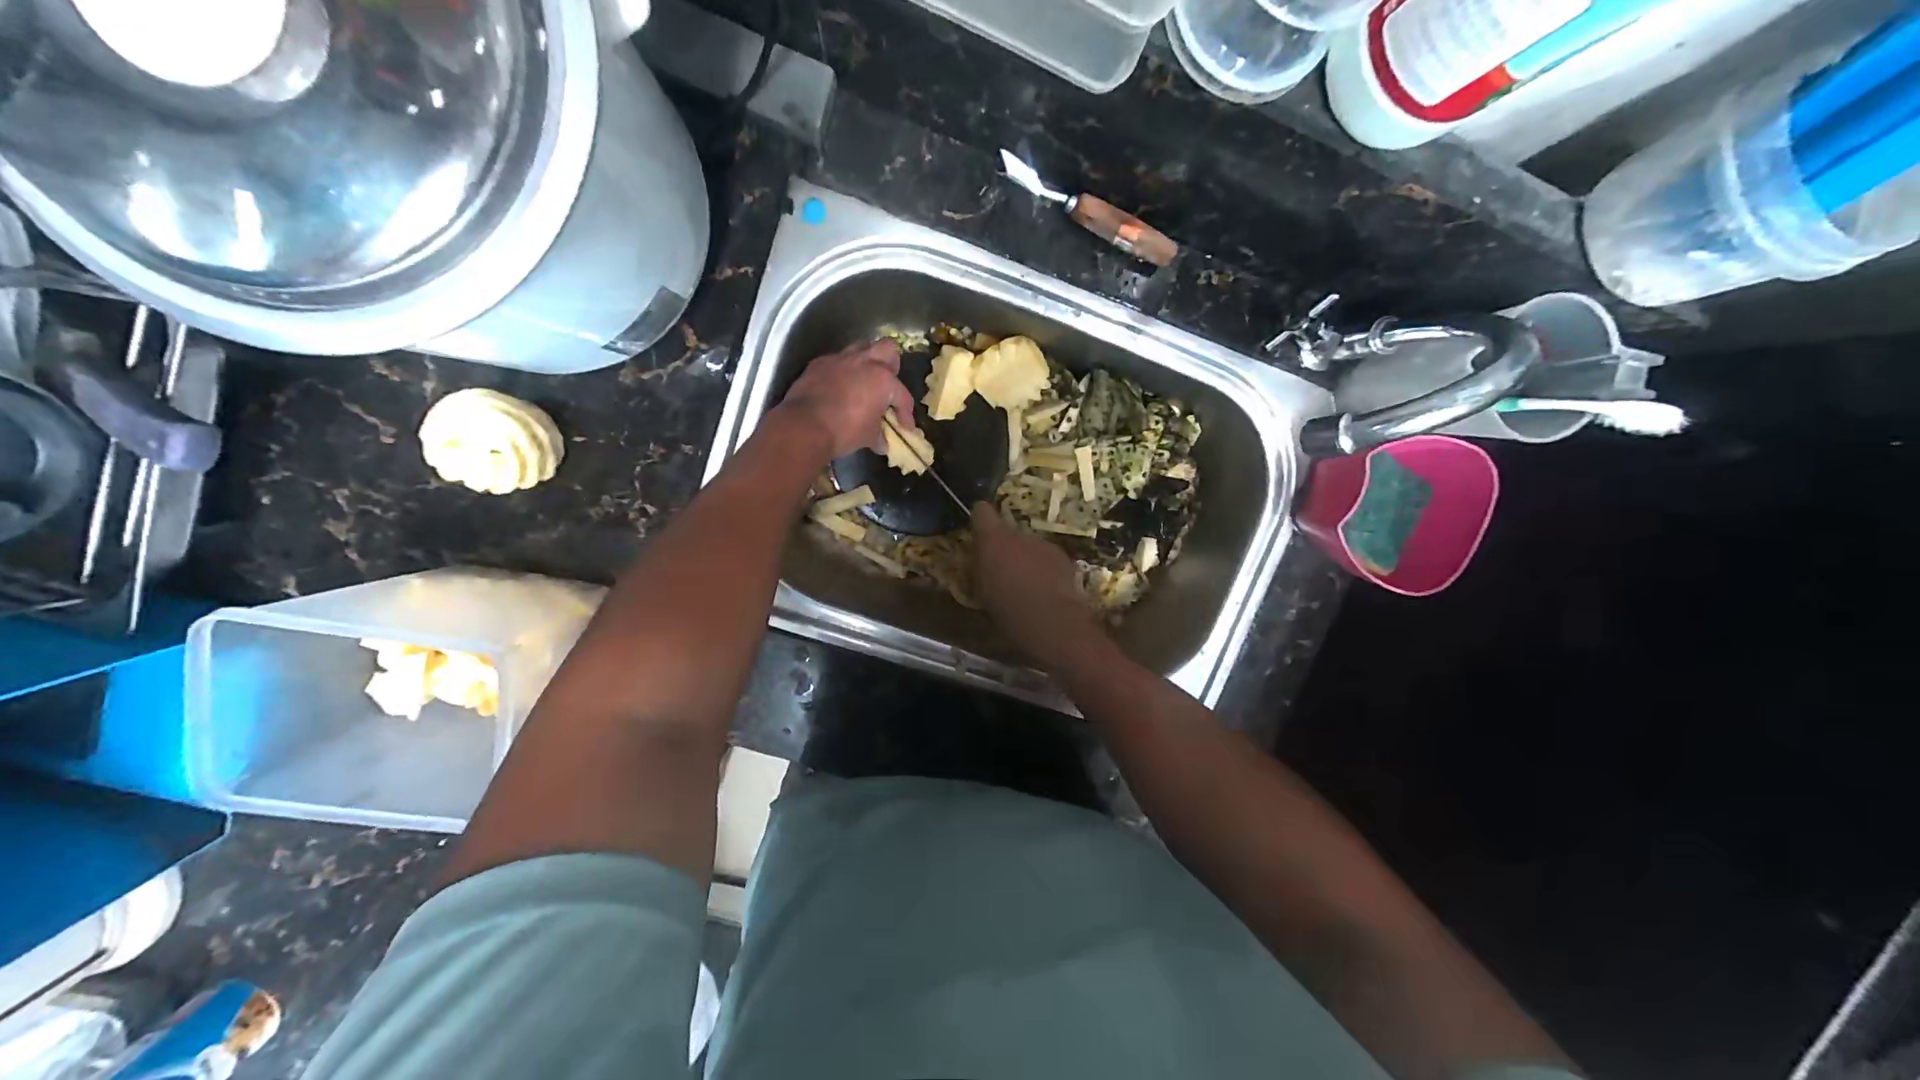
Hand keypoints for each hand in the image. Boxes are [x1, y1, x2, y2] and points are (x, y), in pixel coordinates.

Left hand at [776, 339, 918, 460]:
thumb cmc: (845, 431)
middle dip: (891, 365)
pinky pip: (836, 361)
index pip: (902, 395)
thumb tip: (881, 442)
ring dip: (866, 361)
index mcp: (883, 380)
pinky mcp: (819, 363)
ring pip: (861, 347)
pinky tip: (838, 386)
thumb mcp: (868, 436)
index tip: (905, 427)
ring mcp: (840, 359)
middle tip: (887, 384)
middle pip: (887, 349)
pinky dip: (841, 372)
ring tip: (864, 379)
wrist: (805, 425)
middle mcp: (864, 362)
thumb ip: (878, 435)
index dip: (906, 414)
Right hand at [970, 502, 1108, 670]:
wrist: (1054, 626)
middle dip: (1007, 548)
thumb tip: (982, 560)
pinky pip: (1049, 560)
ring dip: (1028, 560)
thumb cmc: (1008, 612)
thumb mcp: (982, 593)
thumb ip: (981, 569)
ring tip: (1028, 586)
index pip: (982, 511)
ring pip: (1032, 548)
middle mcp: (1021, 536)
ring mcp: (1046, 546)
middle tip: (1004, 572)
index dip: (980, 519)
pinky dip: (1046, 571)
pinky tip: (1047, 593)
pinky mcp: (1066, 560)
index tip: (979, 532)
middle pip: (1010, 533)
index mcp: (995, 541)